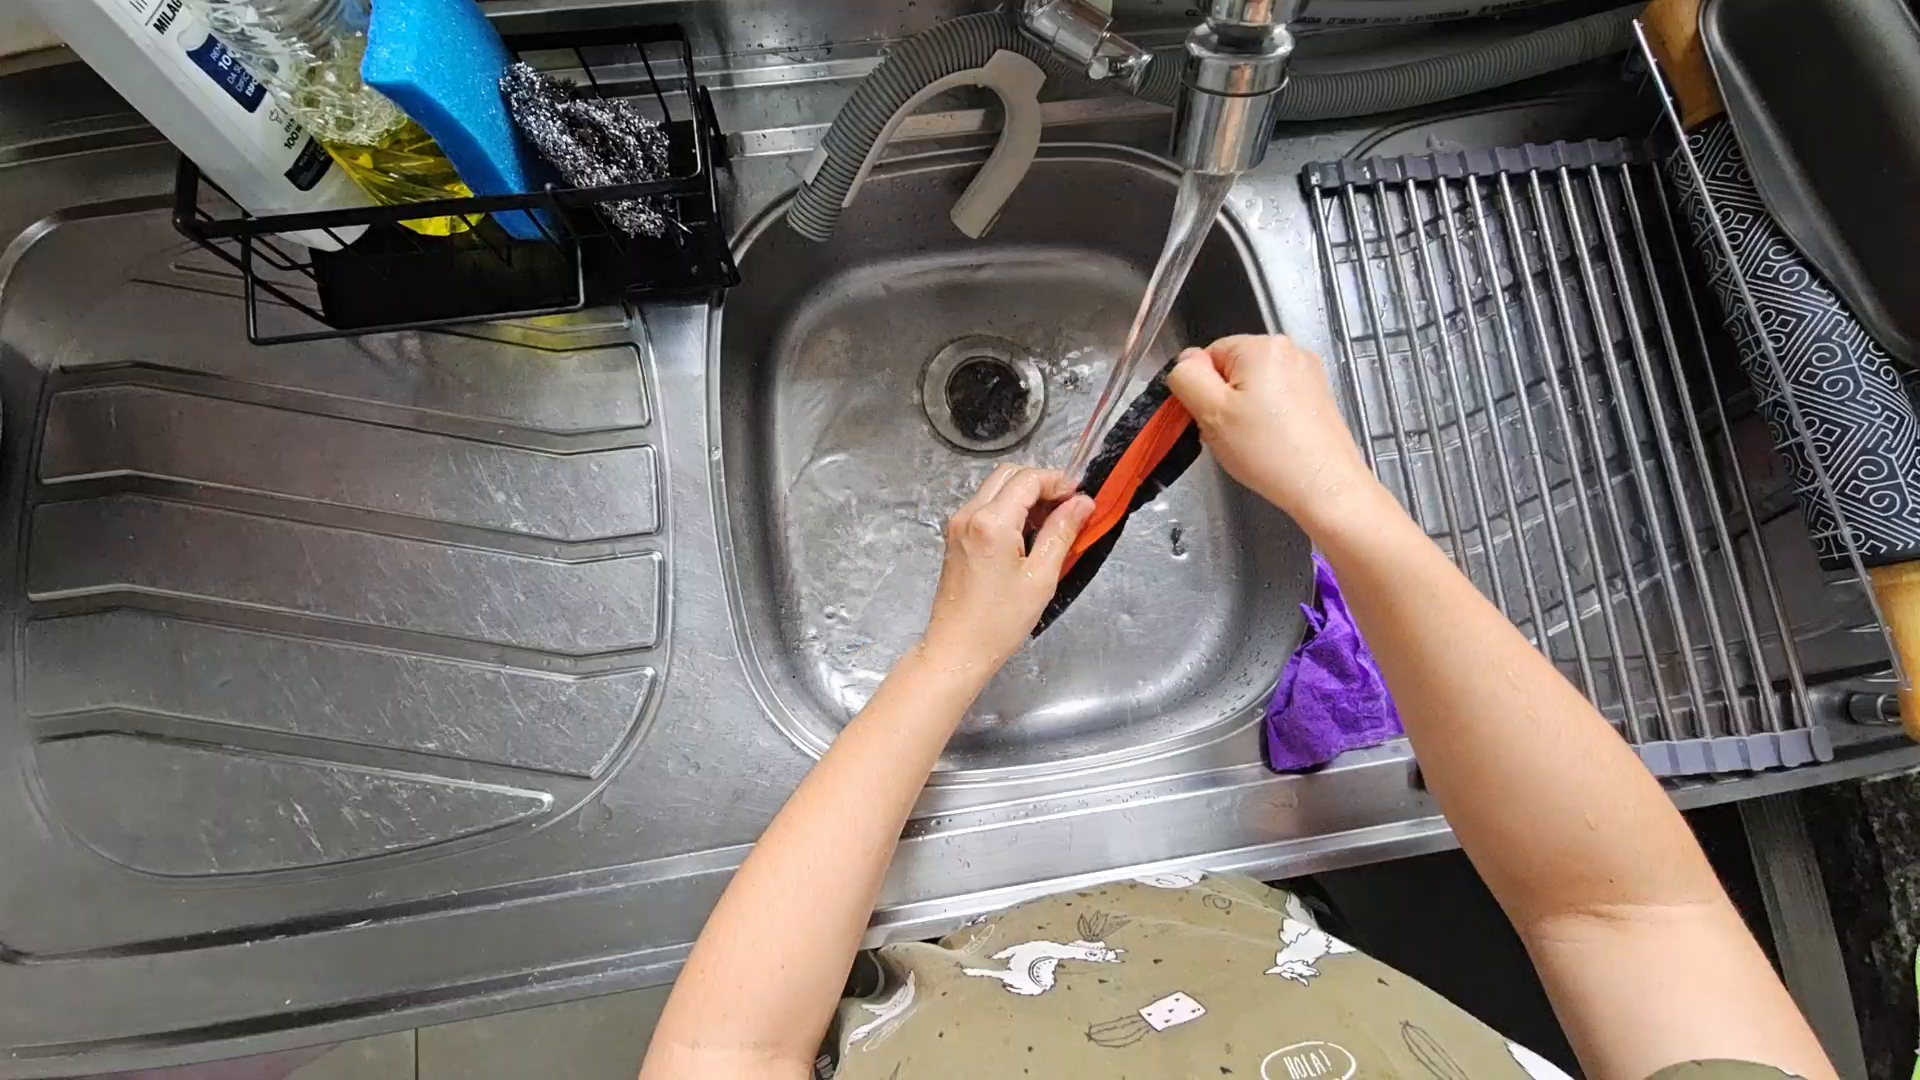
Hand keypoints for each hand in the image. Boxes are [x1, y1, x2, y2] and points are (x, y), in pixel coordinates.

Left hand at [920, 465, 1093, 672]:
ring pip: (995, 489)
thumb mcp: (1041, 576)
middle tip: (1067, 506)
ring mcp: (957, 525)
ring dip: (1024, 496)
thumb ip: (1062, 532)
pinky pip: (984, 508)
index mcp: (991, 521)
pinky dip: (1008, 510)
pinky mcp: (955, 538)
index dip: (1058, 481)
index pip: (1028, 479)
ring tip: (1051, 523)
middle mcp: (968, 515)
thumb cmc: (1000, 621)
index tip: (1079, 496)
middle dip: (1040, 484)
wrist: (957, 650)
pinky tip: (1026, 535)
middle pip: (1008, 475)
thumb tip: (1082, 503)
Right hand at [1168, 334, 1383, 531]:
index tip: (1209, 417)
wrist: (1323, 485)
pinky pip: (1273, 398)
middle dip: (1221, 400)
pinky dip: (1263, 418)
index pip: (1207, 355)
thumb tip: (1184, 361)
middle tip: (1227, 433)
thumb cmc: (1269, 451)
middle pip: (1230, 369)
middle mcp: (1289, 351)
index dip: (1200, 389)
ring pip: (1251, 386)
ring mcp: (1306, 373)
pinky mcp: (1315, 396)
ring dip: (1241, 411)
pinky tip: (1267, 441)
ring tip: (1249, 440)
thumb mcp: (1211, 413)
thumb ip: (1187, 378)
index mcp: (1262, 346)